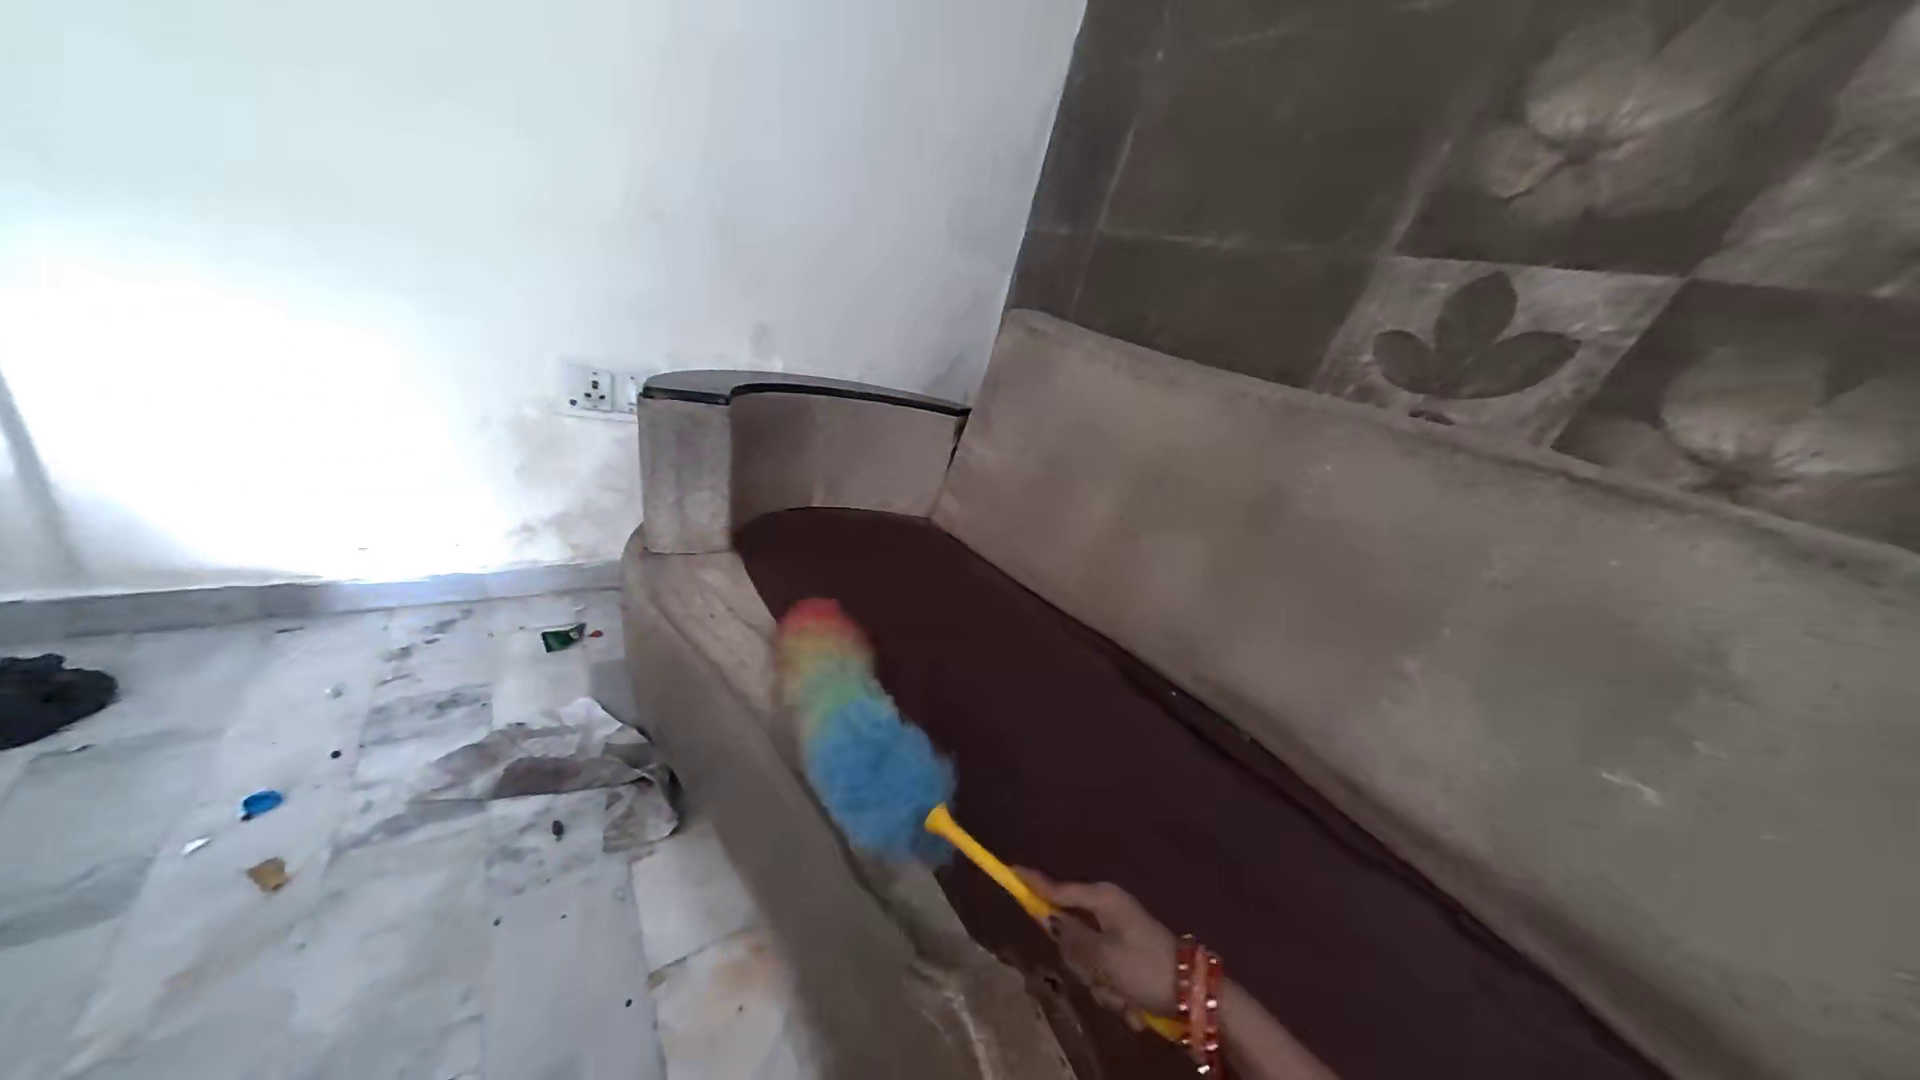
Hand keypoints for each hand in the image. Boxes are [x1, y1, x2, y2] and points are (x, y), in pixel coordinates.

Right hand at [1016, 869, 1178, 1018]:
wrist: (1192, 996)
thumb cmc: (1145, 968)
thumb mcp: (1102, 956)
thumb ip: (1070, 937)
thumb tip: (1047, 917)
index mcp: (1103, 899)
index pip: (1058, 888)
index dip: (1033, 883)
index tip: (1010, 870)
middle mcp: (1108, 910)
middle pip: (1070, 933)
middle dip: (1082, 963)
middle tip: (1099, 978)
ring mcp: (1117, 933)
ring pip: (1086, 959)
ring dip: (1100, 984)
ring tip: (1123, 996)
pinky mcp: (1126, 955)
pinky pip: (1104, 973)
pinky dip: (1114, 993)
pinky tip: (1133, 1005)